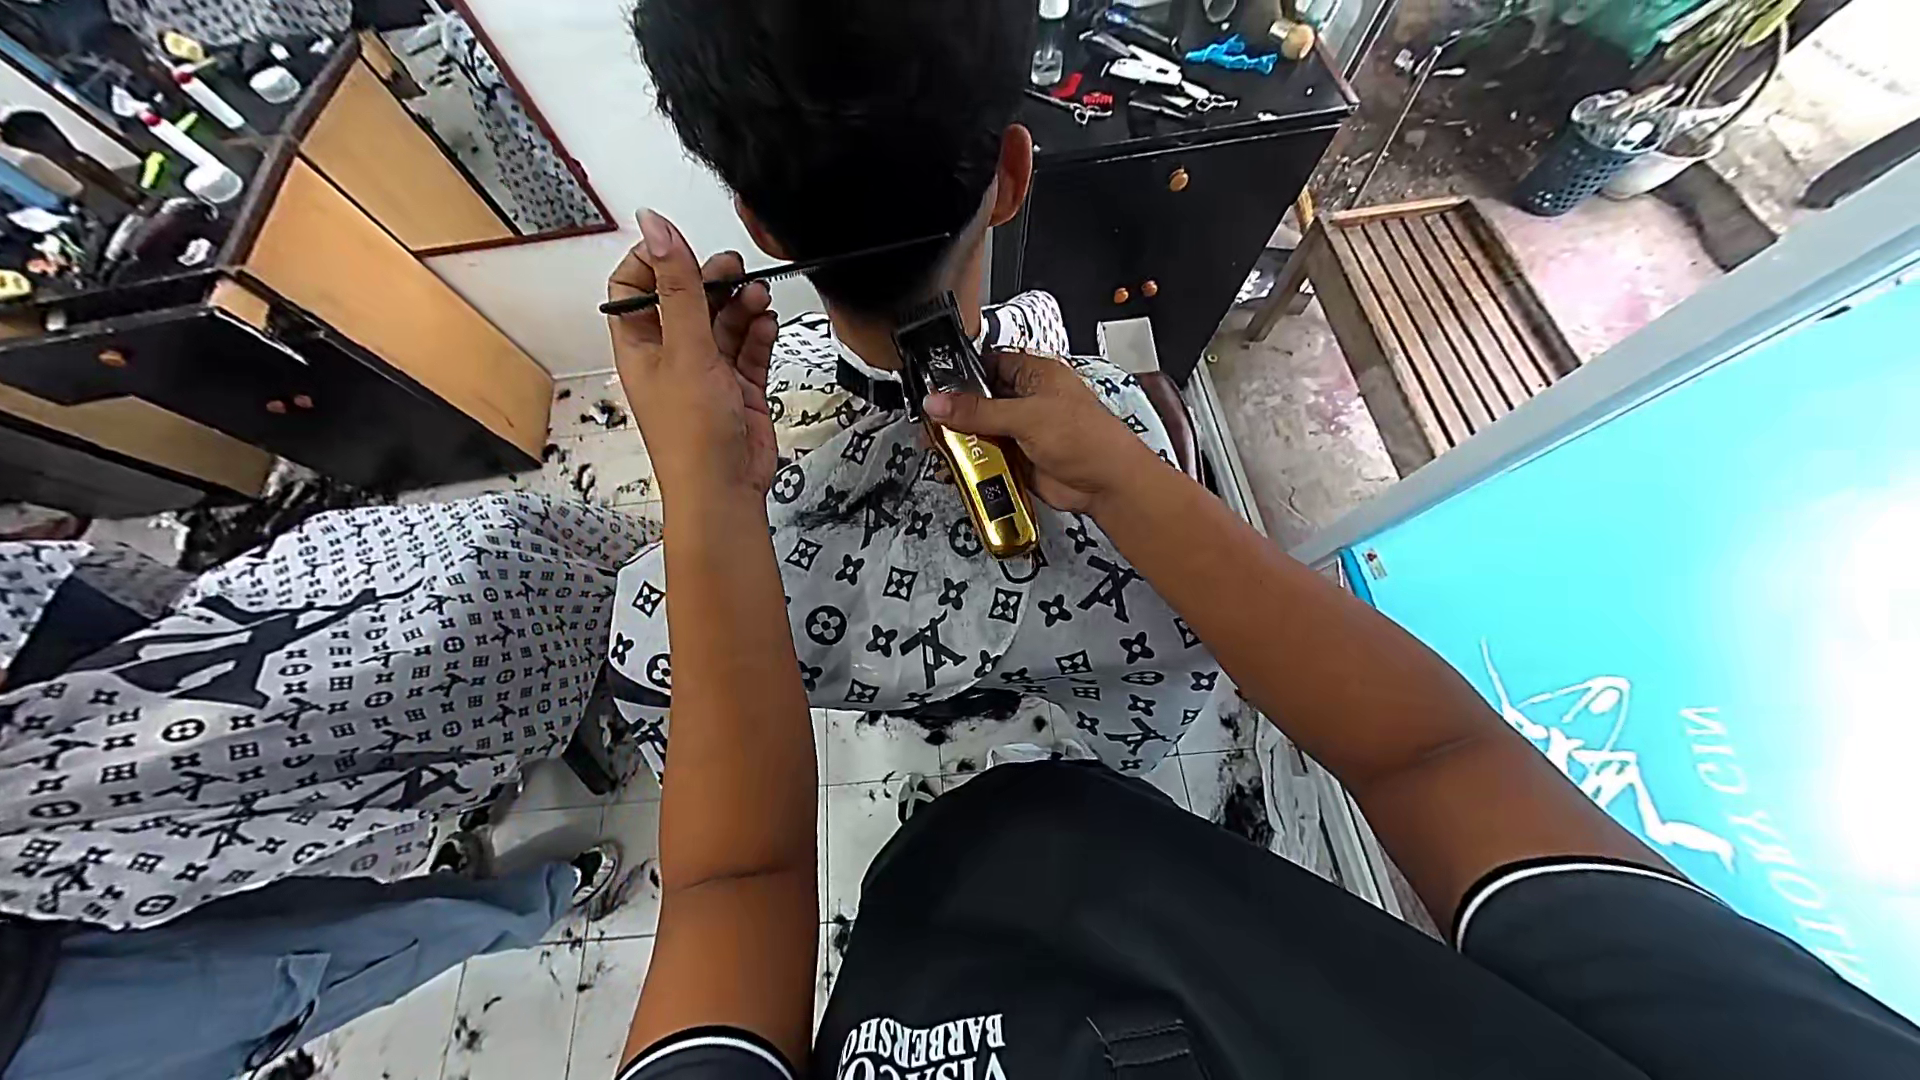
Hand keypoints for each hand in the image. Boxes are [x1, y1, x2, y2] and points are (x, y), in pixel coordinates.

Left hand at [608, 209, 779, 498]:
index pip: (635, 288)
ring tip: (759, 297)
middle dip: (712, 282)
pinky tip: (768, 324)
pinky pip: (750, 352)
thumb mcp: (684, 350)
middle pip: (689, 303)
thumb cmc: (692, 436)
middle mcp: (673, 357)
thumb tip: (656, 227)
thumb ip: (678, 287)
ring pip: (725, 326)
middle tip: (736, 270)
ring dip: (742, 308)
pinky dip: (760, 335)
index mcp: (641, 346)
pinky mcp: (740, 390)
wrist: (725, 486)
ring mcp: (709, 374)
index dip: (656, 262)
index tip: (684, 247)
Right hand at [924, 351, 1160, 514]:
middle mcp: (1028, 401)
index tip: (937, 386)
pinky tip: (956, 467)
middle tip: (933, 421)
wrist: (1106, 485)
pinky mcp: (1019, 459)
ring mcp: (1023, 431)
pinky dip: (972, 463)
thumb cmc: (1089, 439)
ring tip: (939, 446)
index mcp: (1036, 375)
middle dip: (957, 412)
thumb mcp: (1026, 417)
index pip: (990, 363)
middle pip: (981, 401)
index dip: (963, 373)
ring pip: (981, 431)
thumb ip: (978, 411)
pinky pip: (988, 458)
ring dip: (962, 440)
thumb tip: (940, 402)